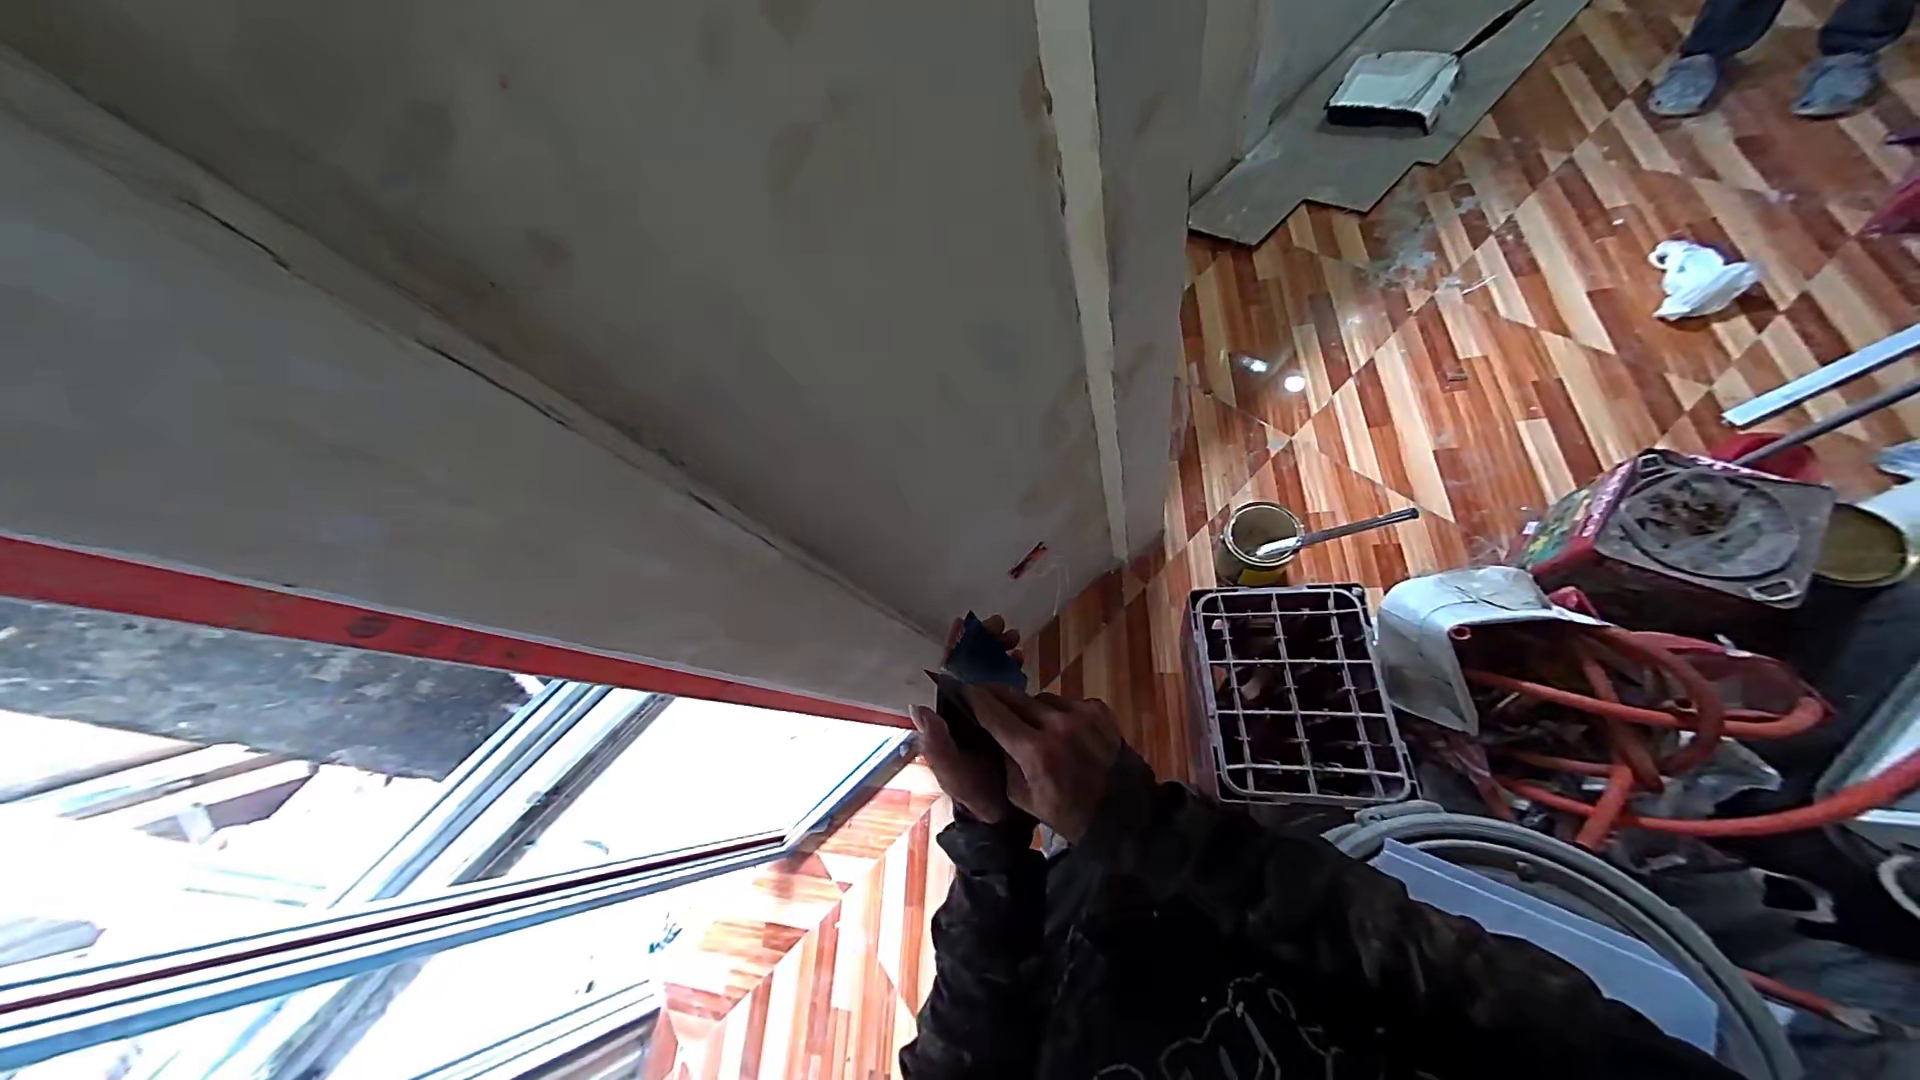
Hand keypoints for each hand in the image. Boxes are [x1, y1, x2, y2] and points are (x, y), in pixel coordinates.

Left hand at [909, 615, 1025, 822]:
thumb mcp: (951, 772)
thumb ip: (936, 744)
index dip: (956, 646)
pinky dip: (1014, 671)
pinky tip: (1026, 663)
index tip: (967, 623)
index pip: (948, 672)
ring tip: (1018, 642)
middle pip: (971, 665)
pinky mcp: (1005, 718)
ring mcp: (985, 712)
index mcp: (948, 714)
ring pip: (989, 671)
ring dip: (1000, 653)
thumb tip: (918, 708)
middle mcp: (964, 708)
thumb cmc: (971, 793)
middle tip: (1005, 629)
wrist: (1000, 816)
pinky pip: (1007, 687)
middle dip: (985, 643)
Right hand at [963, 685, 1121, 841]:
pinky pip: (1068, 702)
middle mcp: (1057, 725)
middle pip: (1015, 697)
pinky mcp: (1099, 710)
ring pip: (1042, 698)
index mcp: (1034, 751)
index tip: (964, 690)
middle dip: (996, 694)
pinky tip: (1066, 731)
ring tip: (1035, 725)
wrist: (1124, 813)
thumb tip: (992, 733)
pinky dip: (1061, 713)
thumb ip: (1004, 761)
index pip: (994, 714)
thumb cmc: (1067, 812)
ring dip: (1032, 708)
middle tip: (985, 693)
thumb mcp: (1023, 797)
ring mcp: (1081, 714)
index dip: (975, 699)